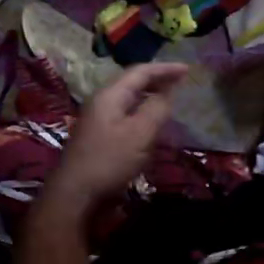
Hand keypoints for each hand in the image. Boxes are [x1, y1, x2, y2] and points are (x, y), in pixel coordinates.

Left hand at [45, 62, 188, 210]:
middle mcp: (101, 102)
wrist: (76, 194)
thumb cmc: (109, 160)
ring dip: (149, 98)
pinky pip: (124, 117)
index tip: (188, 70)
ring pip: (128, 101)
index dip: (165, 69)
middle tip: (180, 83)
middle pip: (132, 83)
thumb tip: (168, 93)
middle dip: (157, 81)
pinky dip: (141, 115)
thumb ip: (156, 109)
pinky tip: (151, 126)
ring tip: (170, 101)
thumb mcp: (140, 133)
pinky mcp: (98, 138)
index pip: (140, 72)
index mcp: (110, 95)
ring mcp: (97, 120)